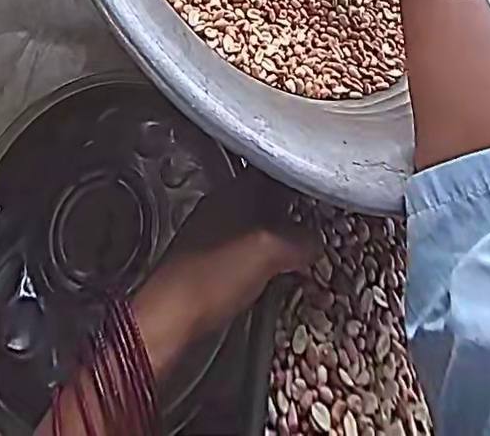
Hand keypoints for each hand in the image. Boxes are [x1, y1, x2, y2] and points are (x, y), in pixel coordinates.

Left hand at [133, 173, 317, 349]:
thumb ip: (298, 241)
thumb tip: (315, 241)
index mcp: (232, 193)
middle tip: (316, 229)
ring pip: (256, 225)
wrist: (171, 315)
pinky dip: (265, 256)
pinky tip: (275, 273)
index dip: (297, 183)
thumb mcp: (268, 252)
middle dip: (292, 213)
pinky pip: (247, 247)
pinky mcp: (210, 259)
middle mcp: (221, 206)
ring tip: (301, 254)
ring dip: (280, 237)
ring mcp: (213, 232)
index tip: (318, 197)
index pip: (271, 174)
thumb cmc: (214, 276)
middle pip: (265, 199)